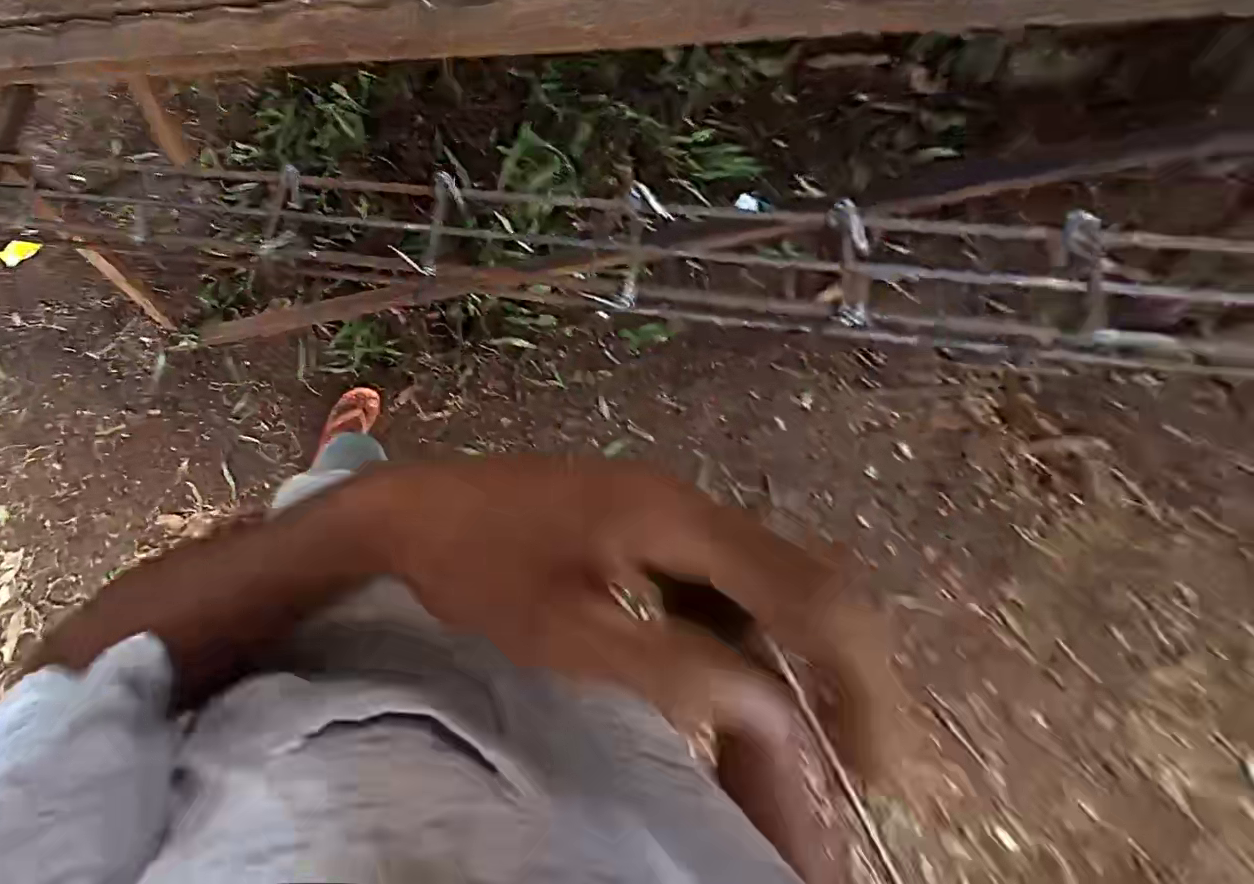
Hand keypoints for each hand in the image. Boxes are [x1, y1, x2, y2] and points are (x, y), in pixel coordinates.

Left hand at [345, 456, 907, 784]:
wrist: (401, 511)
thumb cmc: (474, 568)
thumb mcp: (568, 632)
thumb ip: (677, 668)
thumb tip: (780, 713)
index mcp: (672, 514)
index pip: (810, 595)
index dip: (855, 686)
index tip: (869, 775)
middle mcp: (672, 495)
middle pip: (790, 580)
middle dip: (822, 674)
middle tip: (824, 763)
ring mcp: (641, 498)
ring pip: (744, 577)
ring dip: (768, 652)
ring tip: (767, 730)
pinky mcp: (613, 512)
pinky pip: (694, 569)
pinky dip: (718, 625)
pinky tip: (706, 668)